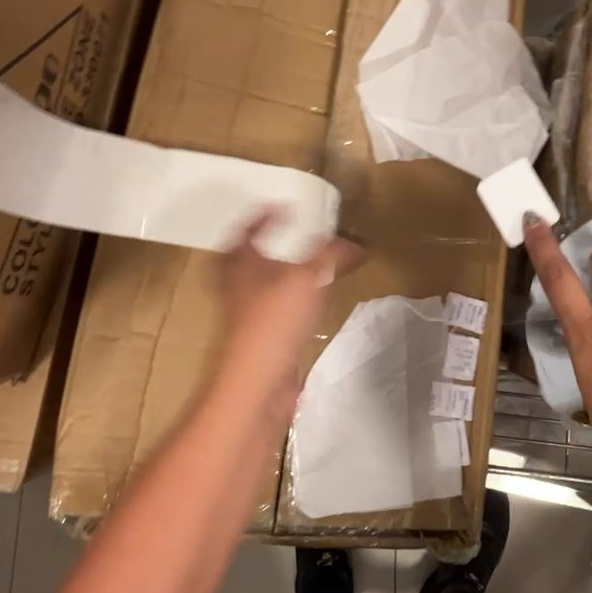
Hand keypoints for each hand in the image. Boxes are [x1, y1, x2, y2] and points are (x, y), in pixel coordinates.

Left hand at [212, 207, 363, 412]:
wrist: (257, 386)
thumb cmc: (274, 323)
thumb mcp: (307, 278)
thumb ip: (330, 256)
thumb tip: (353, 242)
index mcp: (241, 266)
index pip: (245, 232)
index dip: (261, 217)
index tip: (281, 206)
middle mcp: (238, 289)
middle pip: (240, 261)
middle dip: (257, 248)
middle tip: (276, 237)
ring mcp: (247, 317)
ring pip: (258, 287)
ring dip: (275, 275)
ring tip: (301, 268)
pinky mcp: (261, 341)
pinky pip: (275, 312)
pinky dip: (290, 302)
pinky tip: (311, 305)